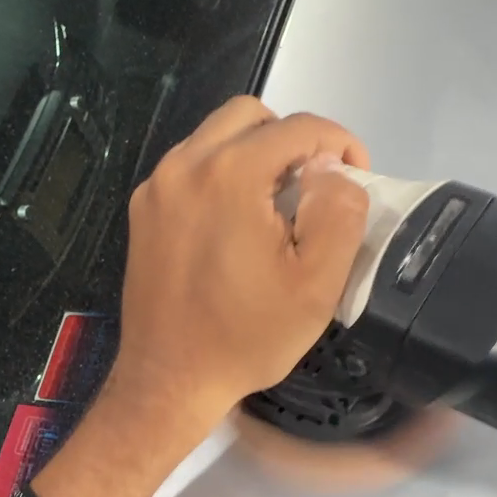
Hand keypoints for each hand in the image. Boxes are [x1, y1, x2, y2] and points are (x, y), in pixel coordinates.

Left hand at [106, 96, 370, 433]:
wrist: (169, 380)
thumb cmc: (244, 338)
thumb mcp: (316, 284)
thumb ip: (339, 212)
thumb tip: (331, 170)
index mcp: (229, 175)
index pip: (300, 127)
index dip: (340, 145)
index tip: (354, 181)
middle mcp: (183, 167)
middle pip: (250, 117)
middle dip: (291, 140)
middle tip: (311, 188)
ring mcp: (155, 189)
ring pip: (214, 138)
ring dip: (253, 155)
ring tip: (275, 206)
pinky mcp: (141, 212)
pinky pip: (188, 168)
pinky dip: (218, 176)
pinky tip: (234, 222)